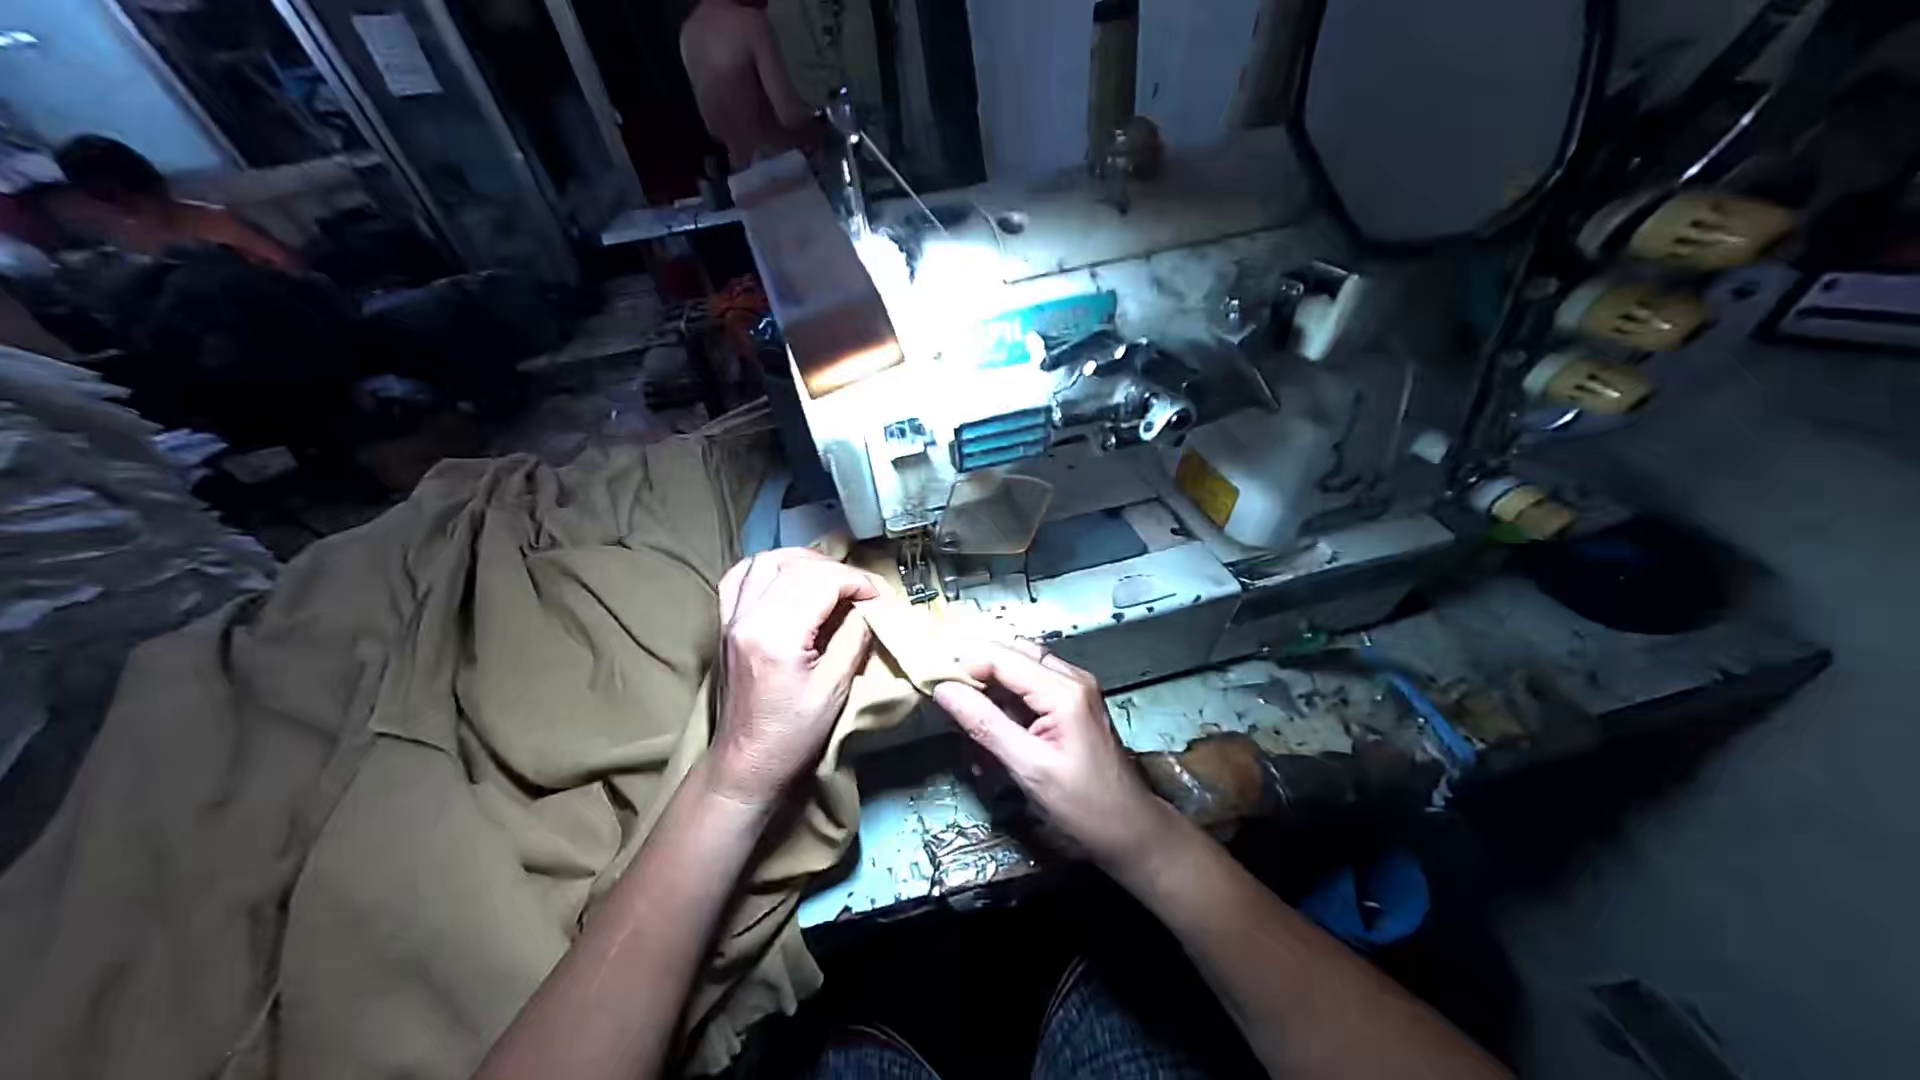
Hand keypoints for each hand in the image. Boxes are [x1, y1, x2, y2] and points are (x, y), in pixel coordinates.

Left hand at [711, 548, 881, 809]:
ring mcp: (731, 617)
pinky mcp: (726, 623)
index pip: (820, 580)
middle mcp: (747, 616)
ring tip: (831, 578)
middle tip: (861, 590)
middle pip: (795, 565)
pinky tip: (789, 577)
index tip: (879, 596)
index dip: (857, 581)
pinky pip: (742, 575)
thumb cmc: (793, 735)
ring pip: (767, 560)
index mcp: (775, 634)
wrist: (746, 764)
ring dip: (804, 561)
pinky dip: (770, 567)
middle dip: (836, 569)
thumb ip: (854, 638)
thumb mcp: (834, 689)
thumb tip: (869, 607)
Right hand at [932, 642, 1171, 870]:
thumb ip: (985, 724)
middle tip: (943, 691)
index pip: (1003, 657)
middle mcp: (1071, 678)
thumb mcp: (1028, 767)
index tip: (932, 679)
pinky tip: (988, 724)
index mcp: (1064, 690)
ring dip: (989, 684)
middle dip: (975, 669)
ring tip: (962, 710)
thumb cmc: (1083, 805)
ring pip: (1020, 667)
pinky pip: (1031, 686)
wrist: (1130, 829)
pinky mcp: (1072, 703)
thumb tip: (945, 690)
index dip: (965, 663)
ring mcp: (1074, 688)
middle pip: (1012, 653)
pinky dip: (1006, 700)